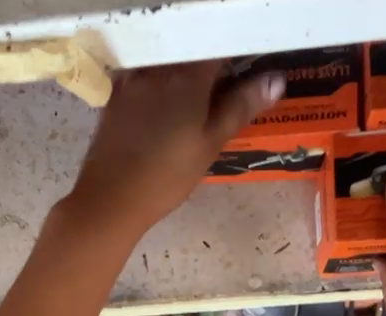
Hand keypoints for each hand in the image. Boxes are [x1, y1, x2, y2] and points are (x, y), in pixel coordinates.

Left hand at [64, 62, 283, 236]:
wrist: (109, 200)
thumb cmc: (166, 177)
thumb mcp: (209, 145)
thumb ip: (240, 107)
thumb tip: (276, 79)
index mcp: (189, 74)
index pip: (220, 45)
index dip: (235, 55)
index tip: (244, 70)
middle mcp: (160, 66)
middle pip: (191, 51)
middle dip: (209, 66)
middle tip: (221, 90)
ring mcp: (134, 79)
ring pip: (167, 63)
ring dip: (182, 75)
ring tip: (191, 102)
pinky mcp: (115, 95)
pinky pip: (144, 77)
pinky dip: (158, 85)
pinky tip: (162, 109)